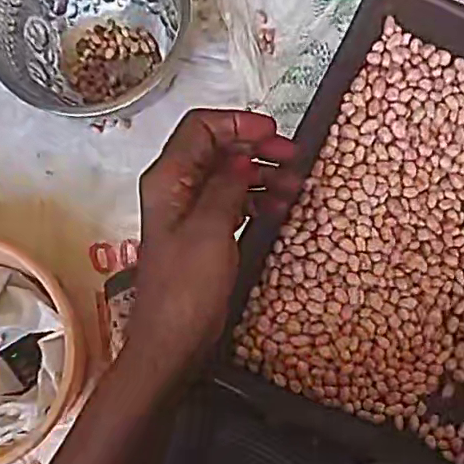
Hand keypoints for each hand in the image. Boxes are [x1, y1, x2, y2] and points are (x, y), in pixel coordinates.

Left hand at [125, 109, 300, 378]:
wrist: (173, 340)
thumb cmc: (187, 288)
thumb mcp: (210, 230)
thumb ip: (227, 186)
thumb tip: (242, 156)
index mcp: (169, 179)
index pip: (201, 129)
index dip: (238, 123)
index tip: (274, 132)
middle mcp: (177, 190)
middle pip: (218, 151)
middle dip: (256, 148)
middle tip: (293, 158)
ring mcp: (191, 214)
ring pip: (229, 179)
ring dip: (262, 177)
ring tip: (295, 186)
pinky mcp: (205, 237)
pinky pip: (233, 206)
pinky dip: (257, 202)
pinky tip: (280, 208)